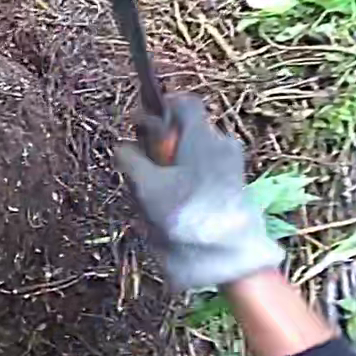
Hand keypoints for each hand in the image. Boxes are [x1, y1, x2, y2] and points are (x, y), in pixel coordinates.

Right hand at [116, 95, 283, 289]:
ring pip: (192, 156)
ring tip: (155, 199)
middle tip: (141, 170)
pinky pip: (203, 175)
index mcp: (200, 134)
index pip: (181, 103)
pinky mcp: (233, 188)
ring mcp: (230, 166)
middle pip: (184, 132)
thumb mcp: (146, 186)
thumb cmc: (184, 213)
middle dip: (160, 148)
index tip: (140, 126)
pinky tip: (173, 210)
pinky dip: (185, 185)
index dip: (158, 109)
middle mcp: (220, 143)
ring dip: (171, 170)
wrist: (225, 252)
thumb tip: (122, 146)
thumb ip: (130, 160)